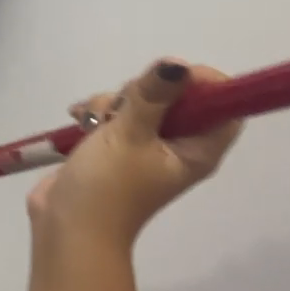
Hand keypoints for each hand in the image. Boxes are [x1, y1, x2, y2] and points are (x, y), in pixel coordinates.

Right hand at [28, 59, 243, 248]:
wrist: (67, 227)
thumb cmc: (107, 187)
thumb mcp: (128, 136)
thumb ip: (151, 97)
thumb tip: (176, 63)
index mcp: (196, 149)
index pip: (222, 105)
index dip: (203, 84)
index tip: (169, 76)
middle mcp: (174, 146)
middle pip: (173, 99)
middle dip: (140, 92)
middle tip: (120, 109)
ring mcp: (140, 146)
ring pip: (134, 103)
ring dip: (108, 103)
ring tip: (89, 122)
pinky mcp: (110, 148)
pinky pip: (109, 116)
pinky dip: (92, 113)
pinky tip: (77, 120)